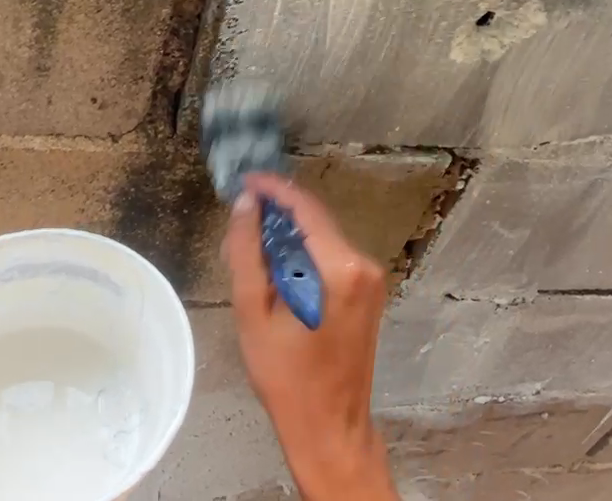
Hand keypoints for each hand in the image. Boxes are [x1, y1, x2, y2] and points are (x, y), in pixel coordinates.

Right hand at [224, 174, 398, 500]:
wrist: (330, 428)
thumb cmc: (287, 377)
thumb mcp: (253, 311)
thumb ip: (247, 251)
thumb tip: (246, 204)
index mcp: (341, 268)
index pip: (305, 208)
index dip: (273, 189)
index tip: (245, 181)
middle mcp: (364, 266)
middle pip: (315, 220)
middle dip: (277, 214)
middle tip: (239, 221)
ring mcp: (371, 280)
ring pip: (321, 237)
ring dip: (288, 235)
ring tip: (250, 248)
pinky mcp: (368, 292)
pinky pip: (331, 256)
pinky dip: (302, 253)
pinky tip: (275, 268)